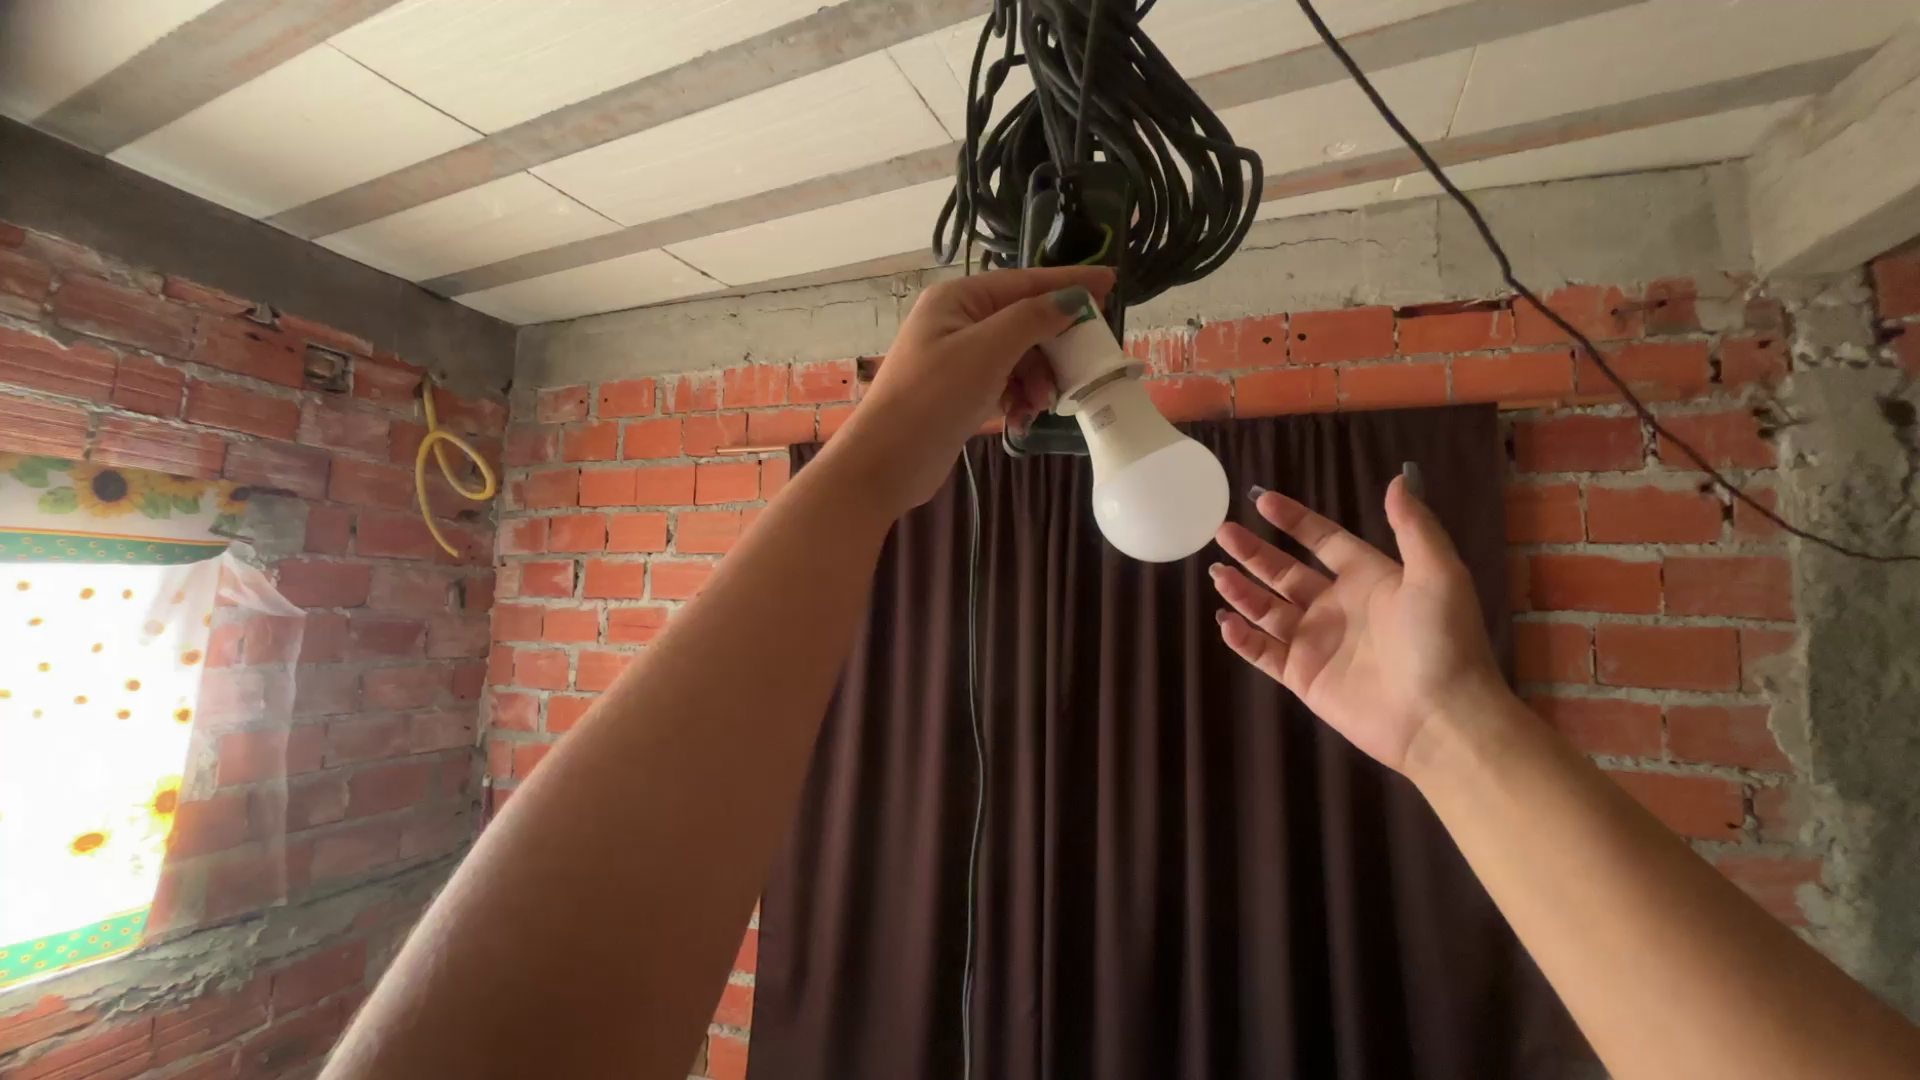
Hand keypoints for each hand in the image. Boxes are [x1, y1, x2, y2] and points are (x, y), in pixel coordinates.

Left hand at [825, 266, 1114, 512]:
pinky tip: (1022, 419)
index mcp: (958, 299)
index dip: (1068, 283)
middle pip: (1024, 322)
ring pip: (1018, 358)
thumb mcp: (987, 351)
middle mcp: (958, 323)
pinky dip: (1019, 399)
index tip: (1111, 283)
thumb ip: (1032, 319)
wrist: (888, 461)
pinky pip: (1005, 385)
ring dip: (1037, 380)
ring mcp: (958, 360)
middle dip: (1051, 347)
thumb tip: (1069, 299)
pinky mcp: (961, 394)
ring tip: (1040, 404)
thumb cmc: (934, 397)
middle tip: (1080, 366)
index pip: (1024, 282)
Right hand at [1210, 475, 1504, 775]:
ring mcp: (1316, 642)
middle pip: (1284, 572)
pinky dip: (1241, 637)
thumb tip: (1397, 478)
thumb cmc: (1441, 641)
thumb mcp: (1438, 575)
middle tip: (1222, 532)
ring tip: (1217, 572)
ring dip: (1241, 590)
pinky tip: (1224, 619)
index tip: (1261, 500)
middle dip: (1253, 552)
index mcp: (1368, 579)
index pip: (1323, 541)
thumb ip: (1413, 527)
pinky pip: (1262, 652)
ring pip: (1266, 609)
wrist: (1440, 717)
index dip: (1293, 520)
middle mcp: (1337, 606)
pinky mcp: (1302, 676)